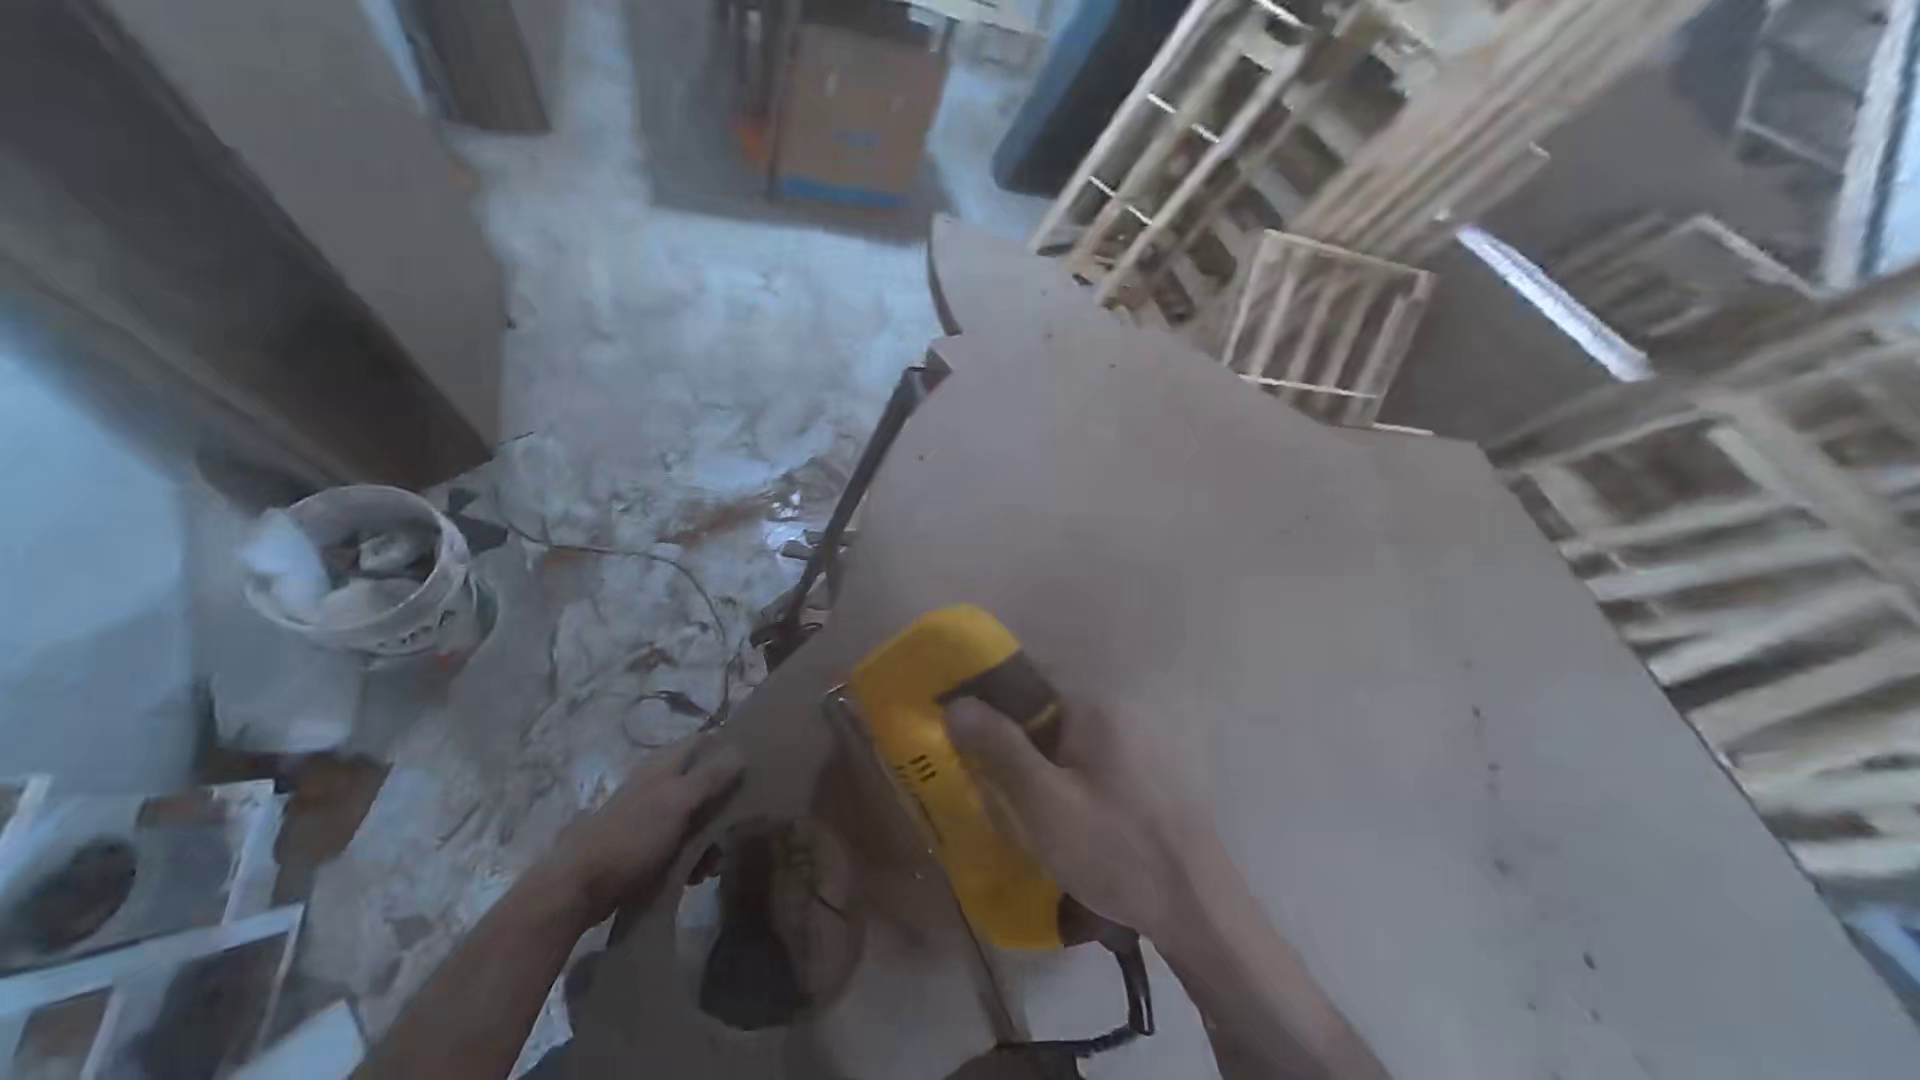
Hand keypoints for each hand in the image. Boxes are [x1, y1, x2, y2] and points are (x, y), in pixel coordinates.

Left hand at [546, 732, 744, 924]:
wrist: (576, 890)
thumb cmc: (630, 839)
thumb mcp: (676, 804)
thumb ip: (709, 776)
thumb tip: (741, 748)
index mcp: (662, 767)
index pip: (702, 742)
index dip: (727, 747)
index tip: (754, 764)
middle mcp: (656, 785)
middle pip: (702, 783)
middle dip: (723, 805)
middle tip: (739, 826)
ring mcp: (648, 817)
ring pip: (693, 817)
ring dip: (709, 838)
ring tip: (714, 864)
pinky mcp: (642, 846)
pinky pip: (678, 844)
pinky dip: (691, 857)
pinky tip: (696, 876)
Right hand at [944, 698, 1201, 939]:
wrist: (1197, 910)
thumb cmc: (1113, 849)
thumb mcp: (1043, 801)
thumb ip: (999, 748)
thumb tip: (959, 703)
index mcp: (1095, 709)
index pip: (1028, 687)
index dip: (992, 712)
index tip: (968, 745)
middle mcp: (1121, 716)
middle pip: (1048, 720)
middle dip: (1017, 751)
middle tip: (995, 793)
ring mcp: (1142, 748)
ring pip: (1071, 750)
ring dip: (1043, 775)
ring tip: (1026, 818)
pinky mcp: (1152, 779)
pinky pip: (1095, 771)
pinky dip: (1071, 788)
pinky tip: (1067, 828)